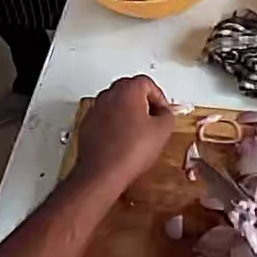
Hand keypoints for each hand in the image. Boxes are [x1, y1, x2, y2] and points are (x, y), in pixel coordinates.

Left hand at [72, 75, 174, 192]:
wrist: (103, 173)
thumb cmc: (130, 151)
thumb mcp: (163, 131)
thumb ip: (168, 115)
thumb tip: (165, 114)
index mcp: (128, 90)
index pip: (147, 83)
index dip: (159, 97)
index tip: (163, 111)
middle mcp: (108, 95)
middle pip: (130, 89)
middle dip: (143, 102)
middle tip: (153, 118)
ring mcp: (95, 110)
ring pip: (116, 103)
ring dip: (128, 112)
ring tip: (139, 131)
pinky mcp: (87, 125)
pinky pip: (105, 118)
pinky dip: (115, 124)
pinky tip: (123, 141)